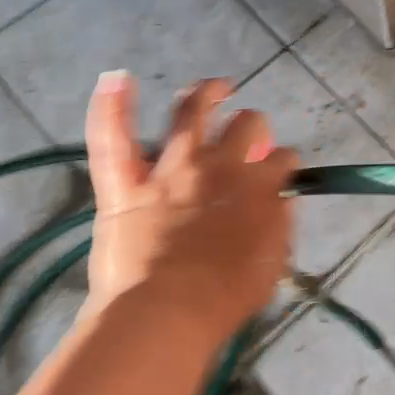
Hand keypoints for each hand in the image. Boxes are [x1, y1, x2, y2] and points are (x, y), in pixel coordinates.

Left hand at [82, 71, 297, 340]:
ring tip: (218, 87)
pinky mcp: (125, 185)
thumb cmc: (224, 300)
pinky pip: (113, 140)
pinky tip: (116, 78)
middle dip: (253, 128)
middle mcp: (221, 164)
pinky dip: (111, 107)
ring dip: (207, 93)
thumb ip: (279, 225)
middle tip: (250, 141)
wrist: (164, 315)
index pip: (283, 159)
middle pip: (247, 125)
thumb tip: (280, 201)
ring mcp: (171, 169)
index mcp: (261, 185)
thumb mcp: (272, 264)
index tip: (277, 177)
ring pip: (192, 112)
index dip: (282, 165)